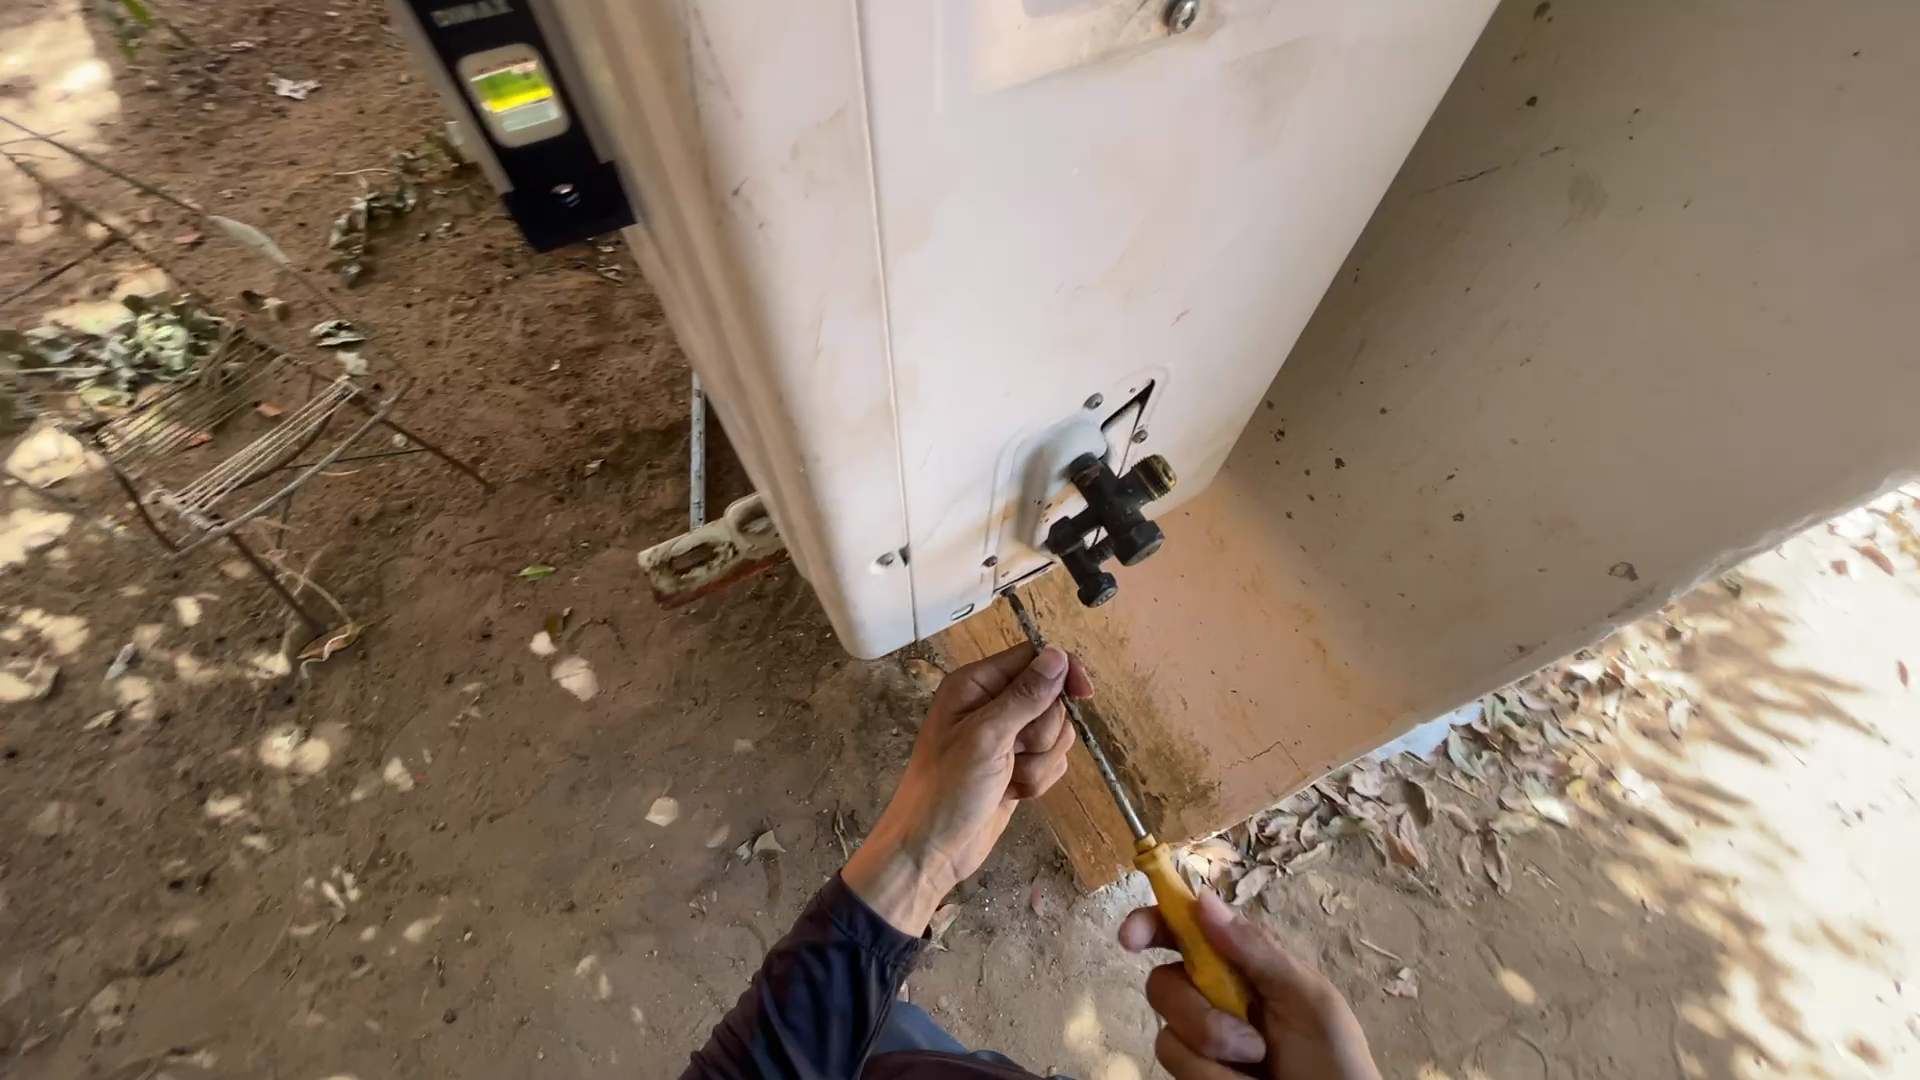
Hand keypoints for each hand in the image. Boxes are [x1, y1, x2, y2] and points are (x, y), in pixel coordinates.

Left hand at [843, 643, 1090, 934]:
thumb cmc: (948, 788)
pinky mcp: (1017, 766)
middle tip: (1014, 752)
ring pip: (1055, 734)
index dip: (1062, 673)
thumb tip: (1058, 655)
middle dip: (1042, 732)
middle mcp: (992, 704)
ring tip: (1008, 778)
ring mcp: (1006, 737)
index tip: (1084, 695)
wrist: (932, 850)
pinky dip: (1038, 779)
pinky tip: (1012, 792)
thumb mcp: (986, 737)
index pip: (1033, 658)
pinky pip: (1051, 761)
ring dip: (1039, 761)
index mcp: (976, 684)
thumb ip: (1025, 696)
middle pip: (1051, 699)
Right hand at [1120, 892, 1380, 1079]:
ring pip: (1166, 1027)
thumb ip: (1257, 950)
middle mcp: (1209, 991)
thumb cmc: (1336, 1060)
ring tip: (1255, 1066)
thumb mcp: (1310, 1000)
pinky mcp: (1194, 1071)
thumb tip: (1201, 898)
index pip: (1181, 926)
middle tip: (1246, 1040)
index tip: (1130, 938)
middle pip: (1162, 979)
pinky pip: (1176, 1061)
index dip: (1148, 923)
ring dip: (1212, 1049)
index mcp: (1237, 960)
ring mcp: (1199, 1035)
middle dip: (1195, 1010)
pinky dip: (1211, 1076)